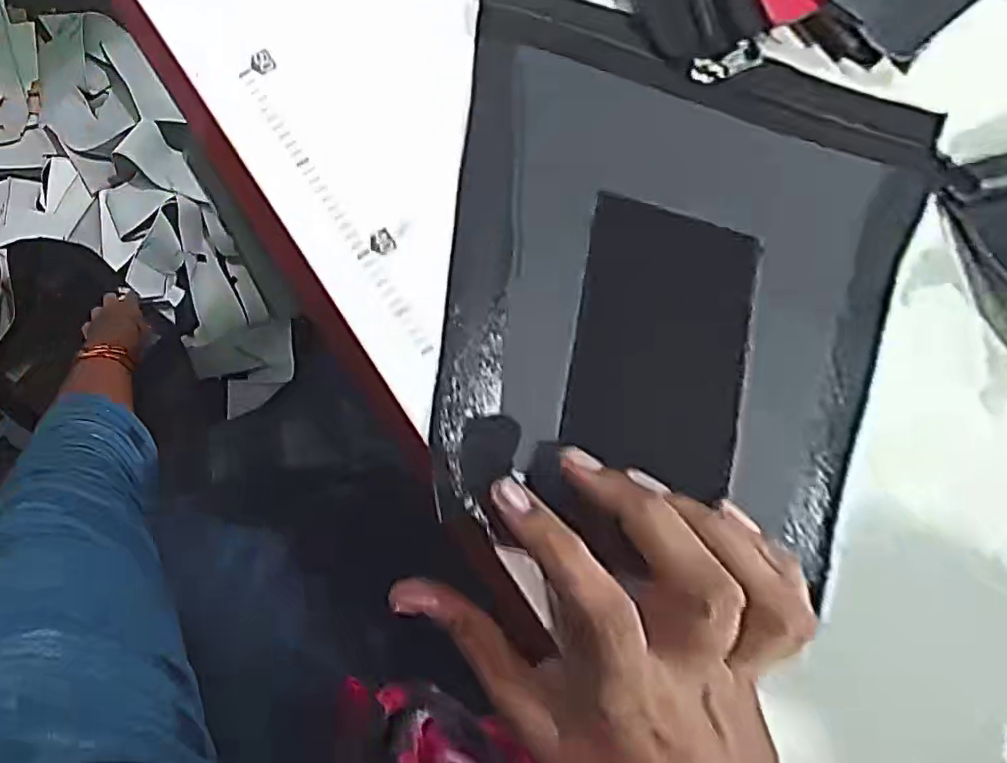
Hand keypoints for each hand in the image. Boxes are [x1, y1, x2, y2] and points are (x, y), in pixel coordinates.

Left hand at [82, 292, 150, 356]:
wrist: (107, 358)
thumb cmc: (129, 348)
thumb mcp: (145, 338)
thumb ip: (144, 329)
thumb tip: (144, 328)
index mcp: (128, 306)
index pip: (131, 296)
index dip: (132, 301)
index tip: (134, 306)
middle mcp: (111, 307)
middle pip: (110, 297)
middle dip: (114, 303)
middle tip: (120, 314)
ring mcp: (97, 316)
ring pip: (98, 309)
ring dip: (102, 315)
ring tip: (108, 326)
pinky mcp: (87, 328)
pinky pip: (89, 323)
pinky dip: (93, 327)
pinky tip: (98, 335)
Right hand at [390, 451, 816, 762]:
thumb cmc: (608, 762)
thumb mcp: (525, 711)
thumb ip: (471, 638)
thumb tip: (410, 591)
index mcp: (623, 683)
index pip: (598, 604)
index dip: (551, 540)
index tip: (509, 494)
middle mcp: (689, 669)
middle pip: (699, 585)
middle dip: (638, 510)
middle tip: (582, 468)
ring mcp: (737, 664)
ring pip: (756, 591)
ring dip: (700, 521)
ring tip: (641, 482)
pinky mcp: (763, 660)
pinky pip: (792, 605)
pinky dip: (761, 550)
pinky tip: (715, 513)